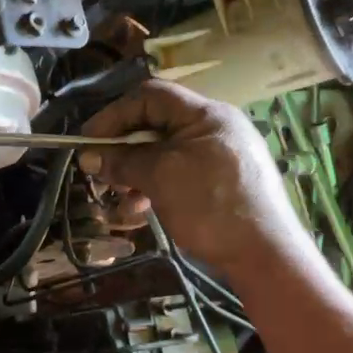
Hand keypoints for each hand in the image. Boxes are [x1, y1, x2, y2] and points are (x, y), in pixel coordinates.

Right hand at [79, 80, 310, 274]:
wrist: (266, 256)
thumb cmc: (211, 206)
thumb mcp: (160, 178)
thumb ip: (123, 161)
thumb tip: (87, 156)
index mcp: (206, 115)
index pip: (150, 96)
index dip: (114, 115)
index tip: (88, 141)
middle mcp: (215, 128)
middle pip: (155, 123)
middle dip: (123, 147)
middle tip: (100, 170)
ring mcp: (220, 155)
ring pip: (164, 150)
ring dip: (135, 169)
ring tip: (120, 194)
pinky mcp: (221, 181)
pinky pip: (179, 171)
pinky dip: (155, 184)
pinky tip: (141, 207)